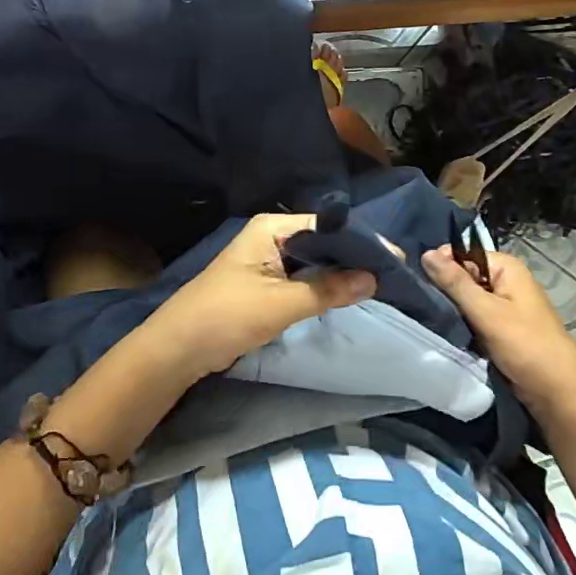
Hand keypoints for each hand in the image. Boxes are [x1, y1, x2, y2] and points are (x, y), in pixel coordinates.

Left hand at [145, 214, 376, 379]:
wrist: (179, 347)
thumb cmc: (228, 316)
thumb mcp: (282, 304)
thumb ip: (329, 289)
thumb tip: (374, 278)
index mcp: (272, 227)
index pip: (327, 226)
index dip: (362, 242)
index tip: (396, 259)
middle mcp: (271, 236)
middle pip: (323, 242)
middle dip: (355, 258)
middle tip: (395, 273)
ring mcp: (268, 260)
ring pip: (314, 262)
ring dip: (341, 273)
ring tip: (382, 283)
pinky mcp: (266, 283)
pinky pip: (303, 278)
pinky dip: (325, 286)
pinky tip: (350, 295)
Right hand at [423, 246, 575, 406]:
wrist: (557, 392)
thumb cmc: (525, 345)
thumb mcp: (486, 311)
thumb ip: (455, 282)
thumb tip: (426, 253)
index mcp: (506, 268)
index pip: (463, 254)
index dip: (440, 264)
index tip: (417, 280)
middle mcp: (505, 281)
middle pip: (463, 276)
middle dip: (443, 288)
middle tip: (418, 302)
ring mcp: (503, 306)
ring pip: (466, 299)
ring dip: (450, 309)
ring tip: (425, 315)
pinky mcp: (499, 328)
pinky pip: (472, 318)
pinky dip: (460, 323)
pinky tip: (442, 329)